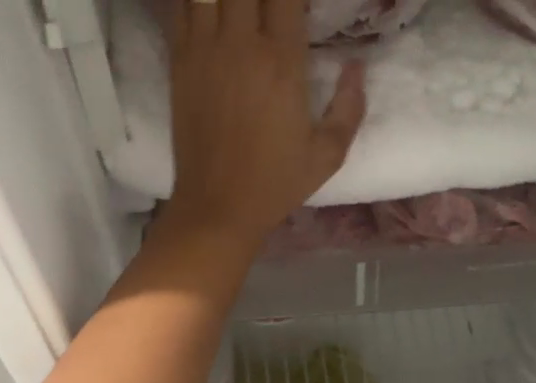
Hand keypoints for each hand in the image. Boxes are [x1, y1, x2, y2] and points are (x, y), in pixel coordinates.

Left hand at [162, 0, 366, 248]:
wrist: (217, 208)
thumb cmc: (275, 185)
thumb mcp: (327, 156)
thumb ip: (349, 108)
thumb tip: (356, 67)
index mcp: (283, 62)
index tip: (299, 9)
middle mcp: (242, 44)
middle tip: (269, 10)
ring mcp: (204, 49)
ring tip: (242, 11)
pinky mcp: (179, 60)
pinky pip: (180, 5)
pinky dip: (194, 0)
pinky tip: (209, 10)